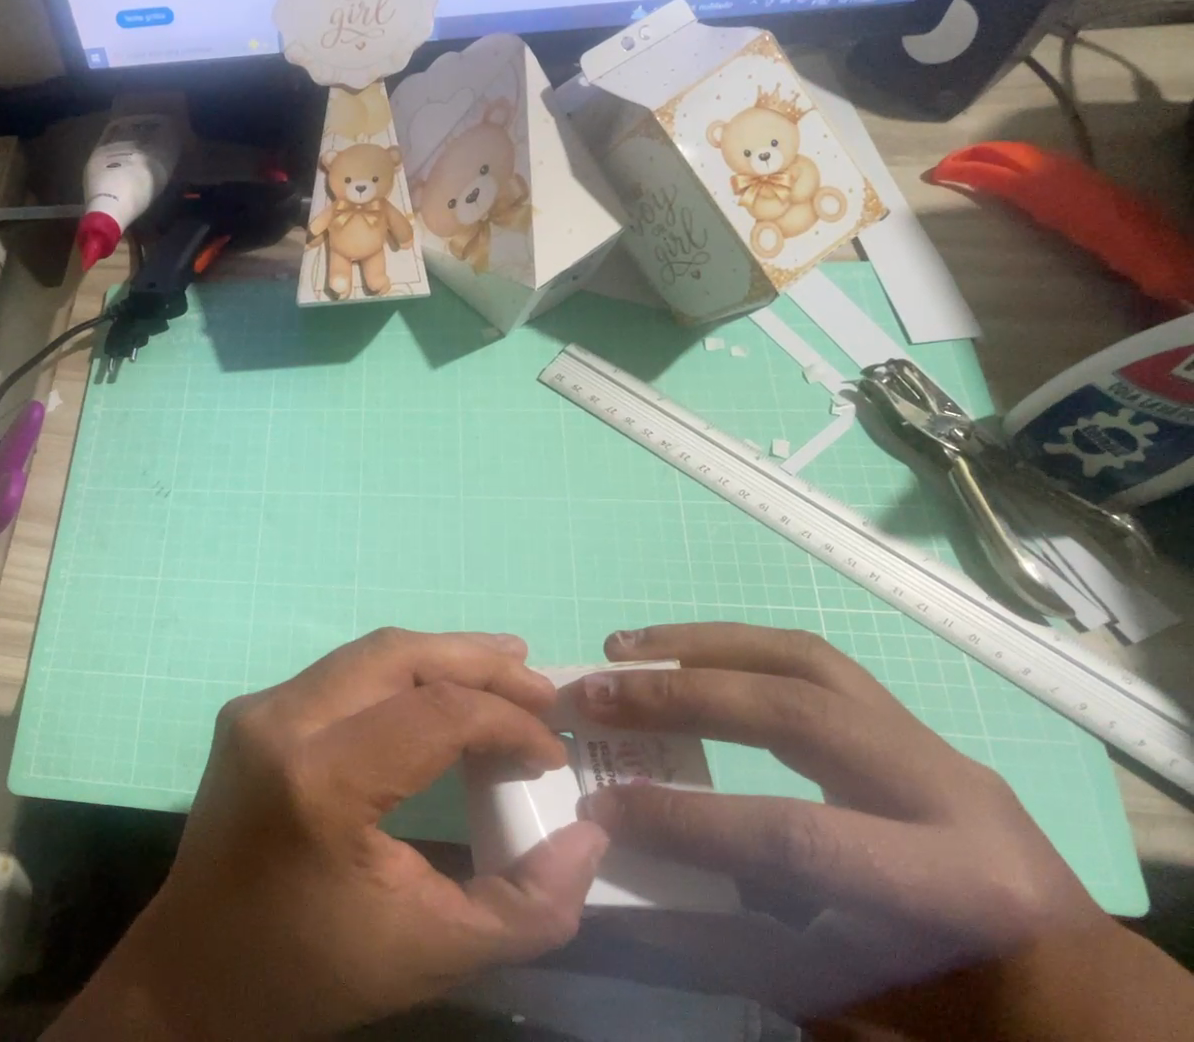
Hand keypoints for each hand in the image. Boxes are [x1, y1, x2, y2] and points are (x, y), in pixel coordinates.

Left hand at [47, 629, 608, 1040]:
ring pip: (365, 654)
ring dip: (439, 659)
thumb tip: (589, 834)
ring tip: (506, 671)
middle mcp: (280, 723)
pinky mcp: (248, 714)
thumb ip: (531, 903)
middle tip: (543, 685)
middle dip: (479, 663)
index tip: (552, 756)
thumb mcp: (436, 952)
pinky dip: (397, 676)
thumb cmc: (310, 966)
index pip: (437, 714)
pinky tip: (436, 694)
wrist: (195, 969)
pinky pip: (338, 674)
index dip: (509, 723)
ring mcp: (256, 711)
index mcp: (319, 781)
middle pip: (397, 656)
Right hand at [565, 623, 1109, 1013]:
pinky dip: (732, 647)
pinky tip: (677, 652)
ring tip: (620, 648)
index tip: (595, 807)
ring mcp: (932, 744)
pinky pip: (813, 663)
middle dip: (678, 698)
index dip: (682, 817)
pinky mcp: (906, 723)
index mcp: (952, 883)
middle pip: (797, 714)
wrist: (1059, 976)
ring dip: (699, 647)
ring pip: (806, 661)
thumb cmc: (942, 1002)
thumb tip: (608, 879)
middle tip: (591, 697)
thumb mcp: (831, 992)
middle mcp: (952, 793)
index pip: (793, 833)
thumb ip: (716, 940)